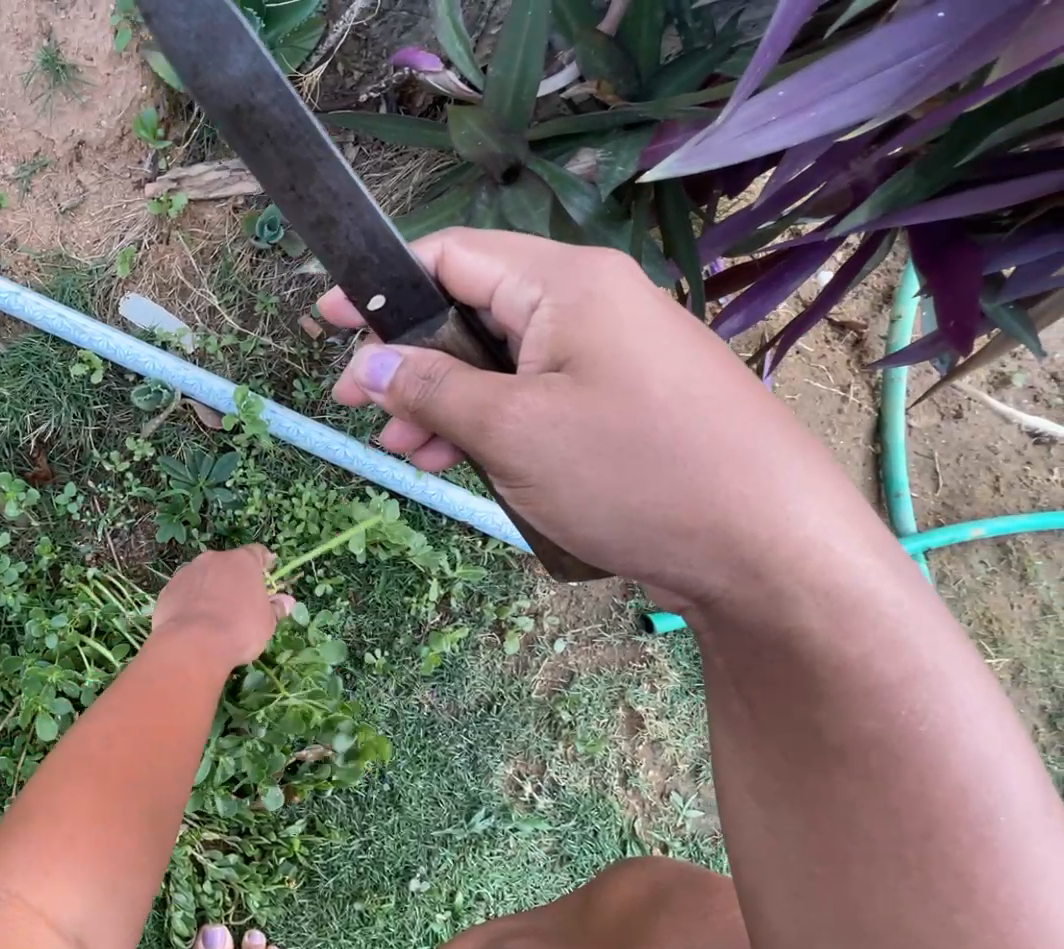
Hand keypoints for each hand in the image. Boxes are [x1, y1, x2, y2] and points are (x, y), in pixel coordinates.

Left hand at [150, 546, 294, 669]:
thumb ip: (276, 608)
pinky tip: (193, 621)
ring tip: (214, 614)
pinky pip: (184, 591)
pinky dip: (190, 601)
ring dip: (210, 588)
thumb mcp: (267, 623)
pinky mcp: (168, 589)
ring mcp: (187, 572)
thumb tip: (287, 601)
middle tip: (239, 600)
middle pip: (227, 564)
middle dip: (234, 578)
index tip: (268, 570)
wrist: (193, 644)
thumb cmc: (239, 630)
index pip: (257, 553)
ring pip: (203, 576)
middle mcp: (213, 559)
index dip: (263, 562)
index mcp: (242, 561)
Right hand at [320, 228, 885, 609]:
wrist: (766, 549)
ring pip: (495, 361)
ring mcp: (606, 354)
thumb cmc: (631, 472)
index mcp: (565, 284)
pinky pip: (529, 395)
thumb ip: (429, 388)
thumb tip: (367, 362)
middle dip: (407, 360)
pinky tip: (456, 460)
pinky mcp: (616, 399)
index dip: (381, 286)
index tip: (326, 321)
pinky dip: (484, 422)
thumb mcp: (509, 430)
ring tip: (406, 450)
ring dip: (441, 400)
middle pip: (469, 311)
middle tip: (358, 406)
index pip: (451, 256)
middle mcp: (588, 303)